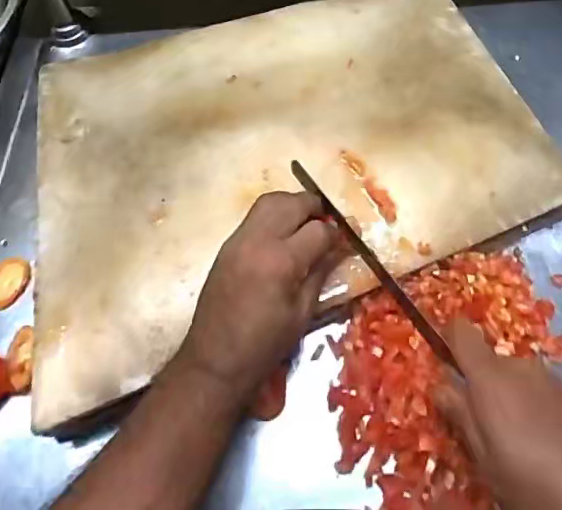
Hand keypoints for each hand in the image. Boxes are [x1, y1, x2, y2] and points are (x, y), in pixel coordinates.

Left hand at [170, 191, 337, 404]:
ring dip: (292, 204)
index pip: (319, 230)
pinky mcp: (228, 243)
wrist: (214, 360)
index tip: (347, 238)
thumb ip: (322, 271)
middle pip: (293, 203)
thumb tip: (341, 245)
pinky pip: (255, 215)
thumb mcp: (302, 312)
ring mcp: (240, 238)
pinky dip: (274, 214)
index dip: (337, 233)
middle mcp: (259, 240)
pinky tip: (283, 233)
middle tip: (329, 223)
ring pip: (271, 200)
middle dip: (315, 208)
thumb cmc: (264, 345)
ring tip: (306, 222)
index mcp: (281, 261)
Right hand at [433, 318, 561, 509]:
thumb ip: (460, 415)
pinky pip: (540, 392)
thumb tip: (439, 384)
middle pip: (488, 360)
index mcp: (490, 375)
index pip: (461, 330)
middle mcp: (519, 365)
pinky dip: (533, 409)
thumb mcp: (486, 458)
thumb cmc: (534, 481)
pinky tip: (542, 446)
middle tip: (479, 423)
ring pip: (515, 378)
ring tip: (513, 441)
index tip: (442, 359)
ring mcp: (550, 378)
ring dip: (509, 399)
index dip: (448, 338)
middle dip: (480, 384)